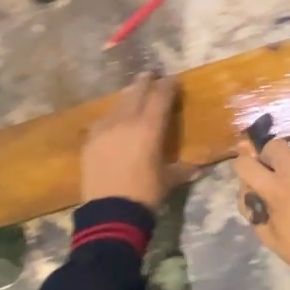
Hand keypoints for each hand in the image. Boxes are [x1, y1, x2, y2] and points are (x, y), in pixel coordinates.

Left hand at [82, 74, 193, 208]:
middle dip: (147, 82)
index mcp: (149, 128)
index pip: (160, 96)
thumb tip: (199, 167)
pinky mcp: (90, 139)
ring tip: (135, 94)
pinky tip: (116, 120)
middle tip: (153, 77)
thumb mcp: (169, 180)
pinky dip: (114, 115)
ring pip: (119, 103)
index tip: (174, 80)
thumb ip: (184, 169)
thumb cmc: (145, 194)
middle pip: (137, 91)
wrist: (110, 212)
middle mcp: (126, 120)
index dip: (168, 85)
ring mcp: (104, 127)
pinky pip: (104, 119)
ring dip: (129, 96)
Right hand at [232, 138, 289, 287]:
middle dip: (266, 158)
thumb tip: (250, 189)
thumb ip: (252, 206)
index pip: (246, 163)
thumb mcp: (267, 234)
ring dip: (287, 163)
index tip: (247, 179)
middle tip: (270, 177)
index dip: (241, 169)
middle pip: (273, 145)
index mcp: (277, 189)